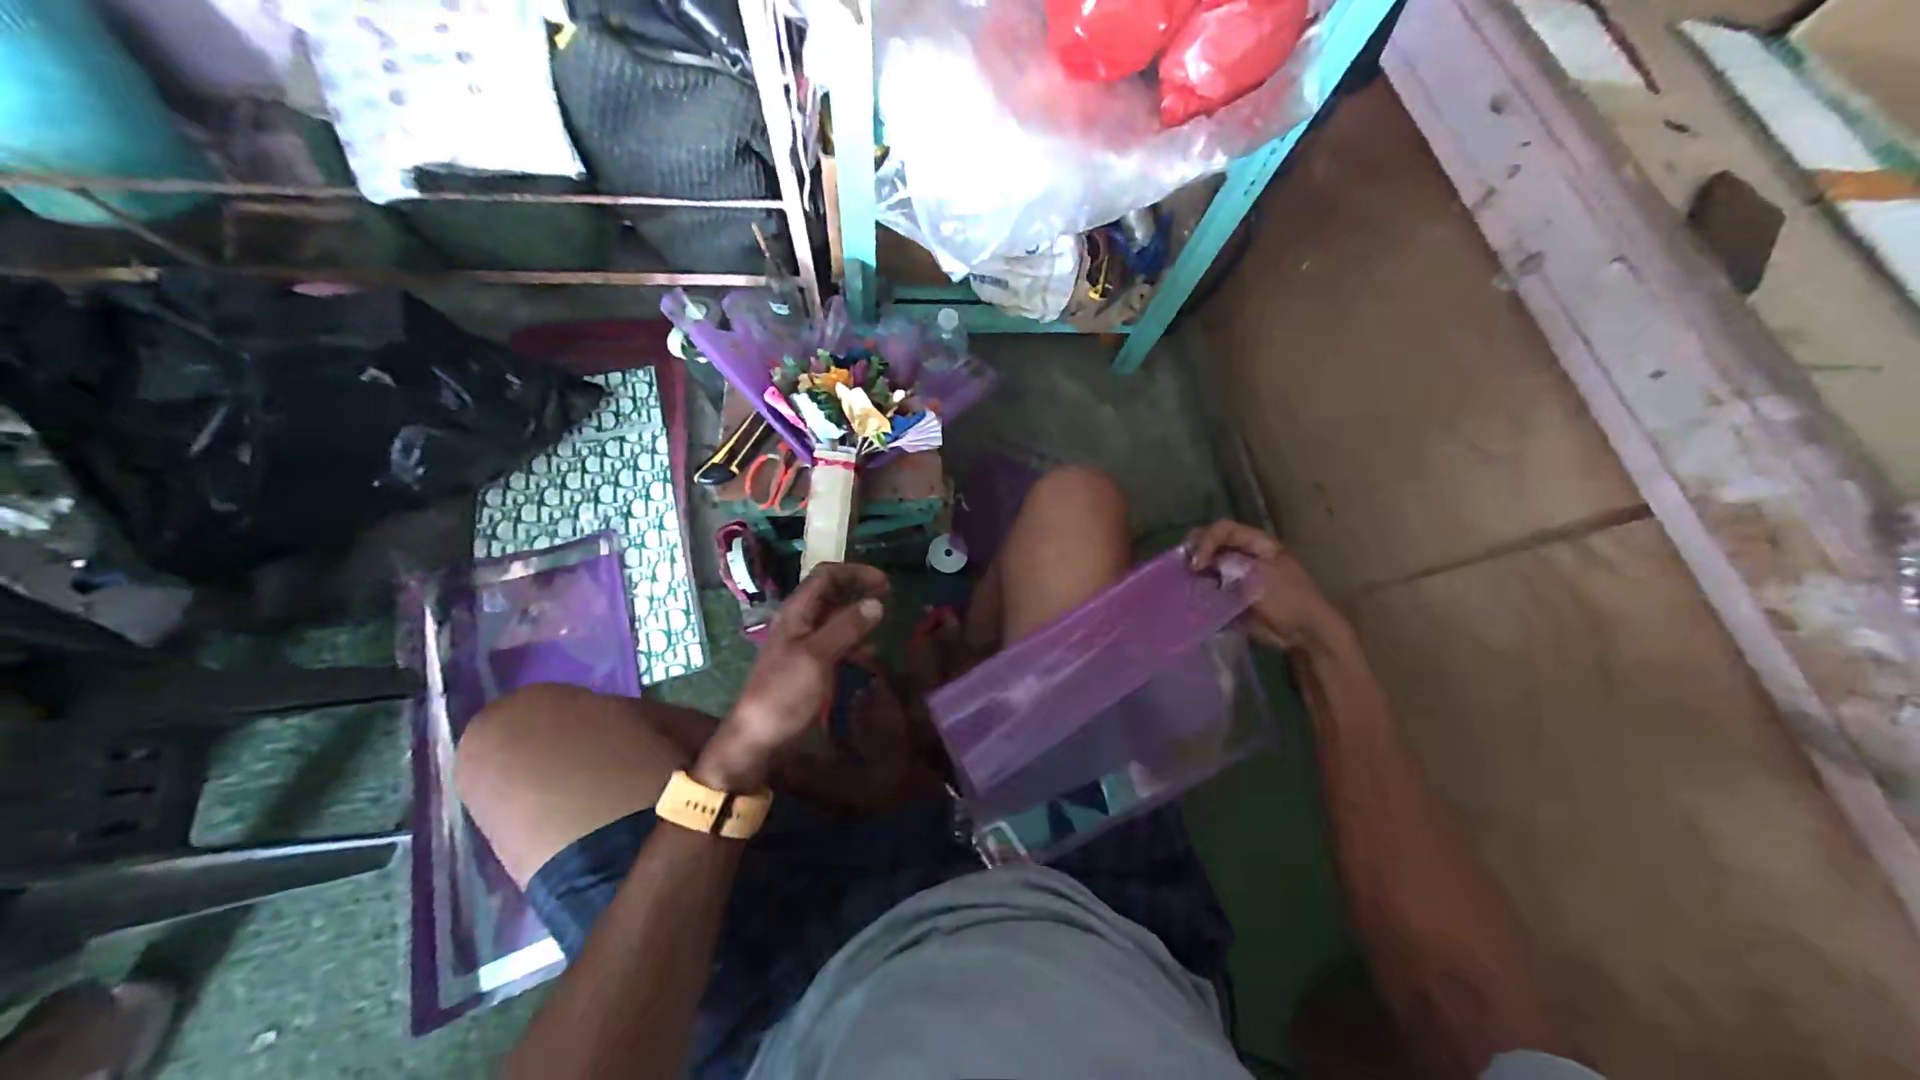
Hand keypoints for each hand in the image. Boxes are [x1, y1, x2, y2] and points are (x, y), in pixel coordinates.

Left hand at [693, 562, 887, 791]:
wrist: (759, 737)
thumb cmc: (785, 693)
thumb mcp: (817, 656)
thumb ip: (846, 627)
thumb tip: (875, 603)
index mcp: (796, 613)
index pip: (825, 576)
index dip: (854, 572)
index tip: (884, 582)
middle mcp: (800, 622)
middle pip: (831, 594)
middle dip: (858, 590)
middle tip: (888, 596)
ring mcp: (804, 644)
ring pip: (835, 619)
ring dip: (859, 616)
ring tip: (884, 624)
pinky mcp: (811, 666)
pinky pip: (836, 644)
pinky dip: (855, 643)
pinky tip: (871, 655)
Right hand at [1185, 520, 1352, 652]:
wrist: (1303, 632)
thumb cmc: (1287, 598)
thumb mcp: (1260, 575)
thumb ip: (1229, 564)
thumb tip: (1201, 564)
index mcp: (1257, 543)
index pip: (1223, 530)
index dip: (1206, 541)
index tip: (1198, 564)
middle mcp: (1245, 554)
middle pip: (1213, 543)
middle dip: (1196, 552)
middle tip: (1183, 567)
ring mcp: (1238, 574)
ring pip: (1209, 564)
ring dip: (1195, 571)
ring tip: (1183, 581)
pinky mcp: (1232, 594)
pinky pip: (1210, 586)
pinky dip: (1199, 589)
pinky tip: (1191, 594)